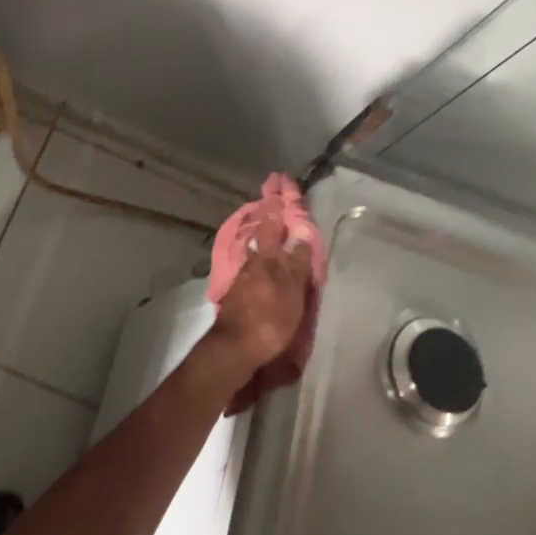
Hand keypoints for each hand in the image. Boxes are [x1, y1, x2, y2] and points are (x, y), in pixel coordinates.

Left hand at [207, 211, 312, 380]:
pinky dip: (257, 262)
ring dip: (261, 241)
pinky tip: (260, 268)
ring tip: (270, 235)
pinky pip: (250, 270)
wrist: (235, 348)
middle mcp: (250, 263)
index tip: (278, 185)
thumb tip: (300, 232)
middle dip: (267, 221)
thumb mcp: (291, 290)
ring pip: (253, 252)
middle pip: (260, 237)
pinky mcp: (236, 297)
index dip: (276, 206)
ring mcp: (241, 280)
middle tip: (272, 206)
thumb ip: (296, 262)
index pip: (272, 224)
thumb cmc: (269, 318)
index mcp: (266, 258)